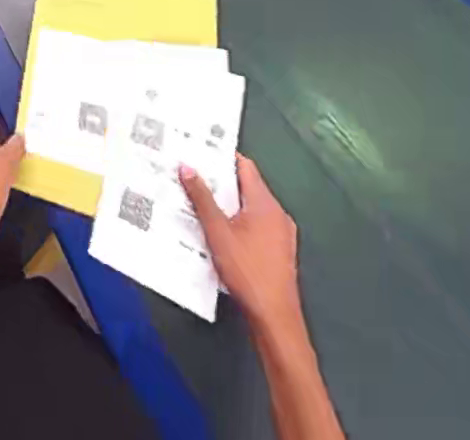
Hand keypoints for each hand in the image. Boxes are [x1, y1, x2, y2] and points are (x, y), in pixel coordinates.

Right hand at [182, 154, 303, 335]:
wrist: (274, 317)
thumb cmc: (246, 270)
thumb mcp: (217, 232)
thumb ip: (202, 198)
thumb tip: (187, 167)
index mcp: (264, 202)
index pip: (244, 166)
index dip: (222, 157)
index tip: (200, 152)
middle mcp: (277, 212)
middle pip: (247, 185)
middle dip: (221, 181)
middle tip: (194, 175)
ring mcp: (282, 232)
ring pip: (252, 206)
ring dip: (229, 202)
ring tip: (202, 200)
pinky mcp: (280, 249)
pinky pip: (258, 223)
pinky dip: (240, 219)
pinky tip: (221, 229)